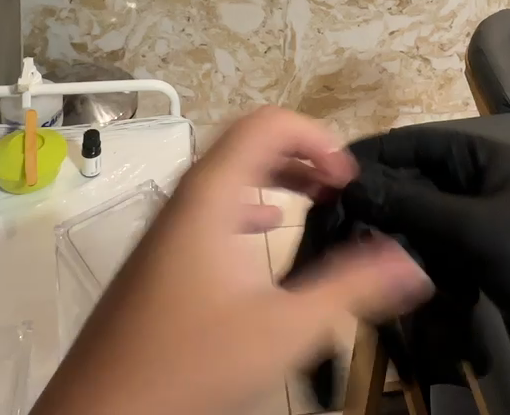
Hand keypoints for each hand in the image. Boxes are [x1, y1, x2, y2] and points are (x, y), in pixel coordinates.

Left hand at [32, 108, 432, 414]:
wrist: (100, 411)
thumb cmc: (188, 362)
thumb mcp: (282, 329)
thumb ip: (351, 290)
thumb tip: (410, 265)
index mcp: (213, 192)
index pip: (268, 123)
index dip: (315, 137)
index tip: (347, 178)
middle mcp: (188, 194)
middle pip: (250, 140)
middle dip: (302, 152)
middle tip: (340, 186)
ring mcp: (171, 221)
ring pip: (231, 171)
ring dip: (279, 175)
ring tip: (319, 199)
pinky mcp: (163, 250)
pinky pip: (215, 202)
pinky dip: (252, 201)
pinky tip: (270, 231)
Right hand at [341, 125, 509, 402]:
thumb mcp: (475, 229)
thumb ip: (414, 205)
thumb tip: (352, 184)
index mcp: (483, 157)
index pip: (416, 143)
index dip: (375, 154)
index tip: (331, 171)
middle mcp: (475, 182)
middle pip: (414, 179)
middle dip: (378, 195)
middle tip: (335, 214)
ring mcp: (475, 222)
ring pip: (418, 216)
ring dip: (390, 228)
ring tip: (353, 242)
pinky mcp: (474, 258)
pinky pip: (431, 247)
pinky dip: (409, 254)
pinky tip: (386, 267)